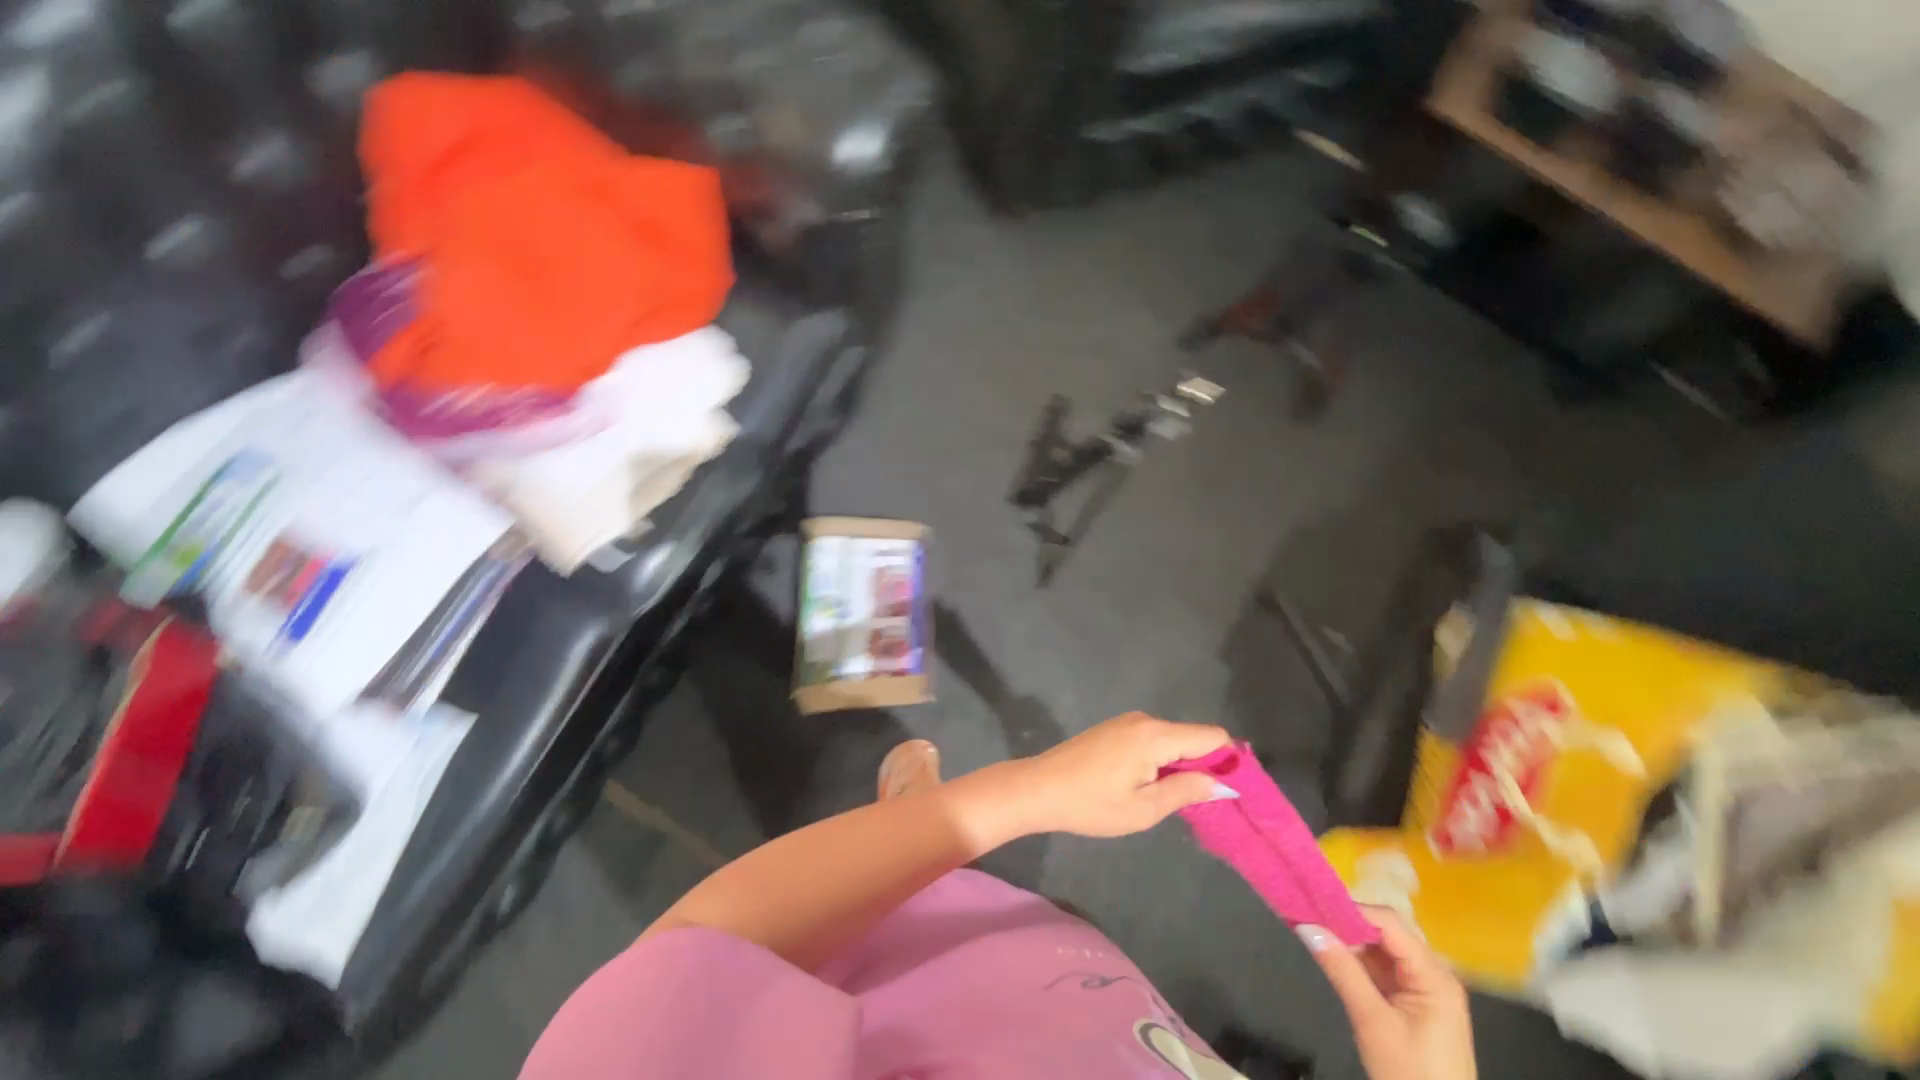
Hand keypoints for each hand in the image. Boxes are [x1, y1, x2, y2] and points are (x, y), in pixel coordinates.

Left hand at [984, 712, 1233, 837]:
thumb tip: (1223, 783)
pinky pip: (1152, 741)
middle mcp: (1145, 720)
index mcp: (1156, 735)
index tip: (1230, 790)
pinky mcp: (1114, 729)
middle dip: (1203, 766)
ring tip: (1168, 799)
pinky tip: (1146, 786)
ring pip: (1172, 740)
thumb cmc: (1091, 804)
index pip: (1212, 736)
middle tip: (1200, 803)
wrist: (1037, 789)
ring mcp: (1127, 722)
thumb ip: (1186, 791)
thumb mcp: (1144, 808)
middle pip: (1193, 737)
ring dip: (1179, 766)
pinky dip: (1160, 761)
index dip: (1227, 760)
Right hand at [1299, 908, 1475, 1079]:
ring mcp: (1426, 989)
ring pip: (1384, 951)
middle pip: (1388, 933)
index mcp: (1434, 975)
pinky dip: (1360, 963)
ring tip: (1315, 931)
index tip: (1313, 905)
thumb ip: (1341, 970)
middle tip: (1309, 917)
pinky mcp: (1416, 1003)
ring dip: (1352, 943)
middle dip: (1349, 924)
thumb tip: (1307, 927)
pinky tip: (1334, 956)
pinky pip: (1385, 971)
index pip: (1389, 923)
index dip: (1351, 910)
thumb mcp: (1371, 1021)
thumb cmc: (1409, 1075)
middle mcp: (1434, 974)